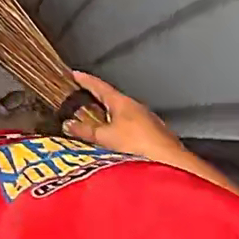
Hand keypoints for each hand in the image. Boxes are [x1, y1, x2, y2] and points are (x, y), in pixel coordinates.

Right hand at [62, 71, 183, 162]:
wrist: (170, 165)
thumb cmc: (138, 146)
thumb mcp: (104, 138)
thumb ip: (84, 131)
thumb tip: (68, 125)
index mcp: (122, 102)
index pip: (99, 86)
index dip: (86, 80)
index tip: (75, 74)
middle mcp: (136, 107)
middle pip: (112, 99)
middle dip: (97, 99)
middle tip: (82, 99)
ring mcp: (147, 121)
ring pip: (123, 114)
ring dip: (109, 117)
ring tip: (96, 124)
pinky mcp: (154, 136)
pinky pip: (132, 127)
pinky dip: (120, 130)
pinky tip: (117, 142)